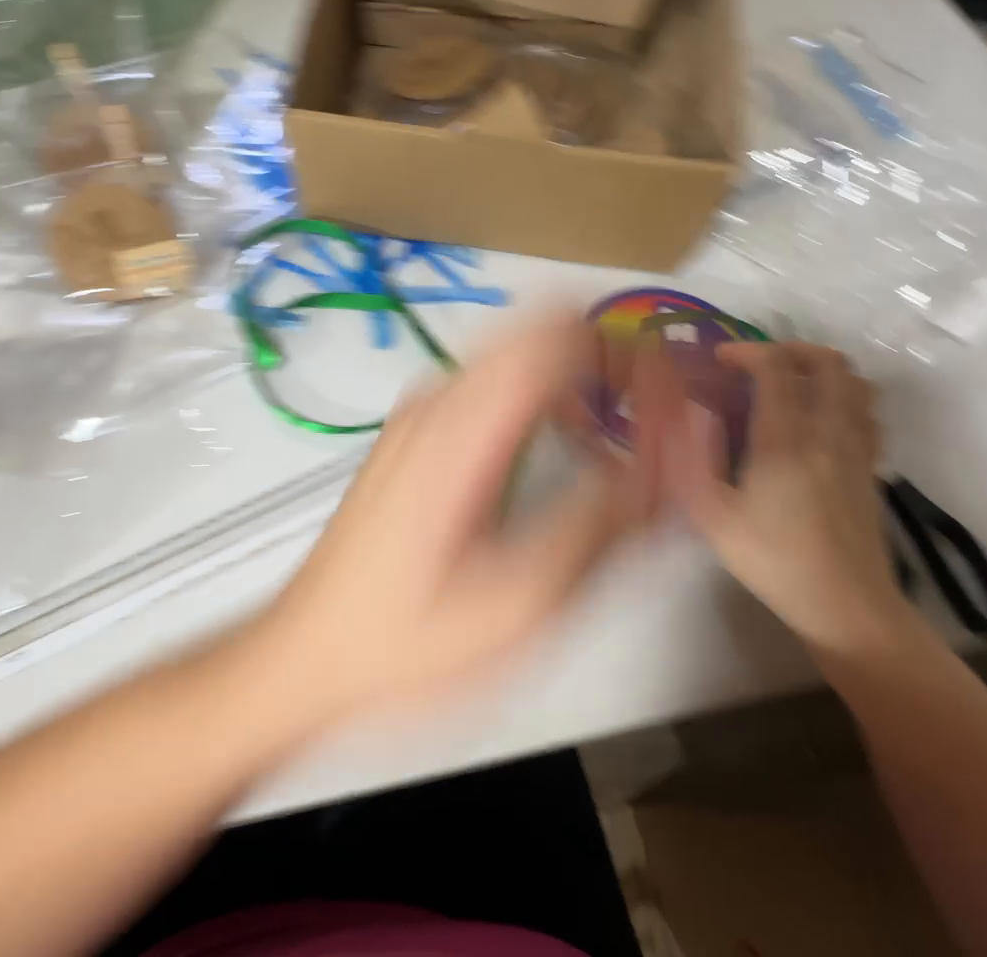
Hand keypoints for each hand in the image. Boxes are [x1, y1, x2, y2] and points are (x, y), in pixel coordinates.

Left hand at [246, 311, 646, 719]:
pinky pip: (492, 392)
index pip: (557, 332)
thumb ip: (606, 523)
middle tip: (655, 436)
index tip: (669, 404)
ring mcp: (416, 417)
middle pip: (542, 338)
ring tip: (615, 456)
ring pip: (519, 363)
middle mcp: (434, 403)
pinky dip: (542, 409)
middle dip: (610, 371)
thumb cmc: (406, 641)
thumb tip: (680, 456)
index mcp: (459, 428)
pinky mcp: (411, 440)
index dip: (626, 352)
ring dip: (577, 392)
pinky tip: (557, 464)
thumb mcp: (521, 602)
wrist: (306, 656)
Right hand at [634, 340, 912, 652]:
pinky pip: (866, 412)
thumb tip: (691, 416)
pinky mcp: (871, 467)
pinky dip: (843, 398)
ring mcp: (856, 448)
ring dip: (822, 370)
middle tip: (758, 363)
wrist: (842, 601)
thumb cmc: (771, 558)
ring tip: (790, 384)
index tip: (720, 358)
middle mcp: (828, 432)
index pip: (776, 368)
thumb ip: (697, 460)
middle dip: (791, 350)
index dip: (747, 351)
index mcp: (785, 439)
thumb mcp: (712, 516)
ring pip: (855, 383)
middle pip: (827, 363)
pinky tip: (820, 419)